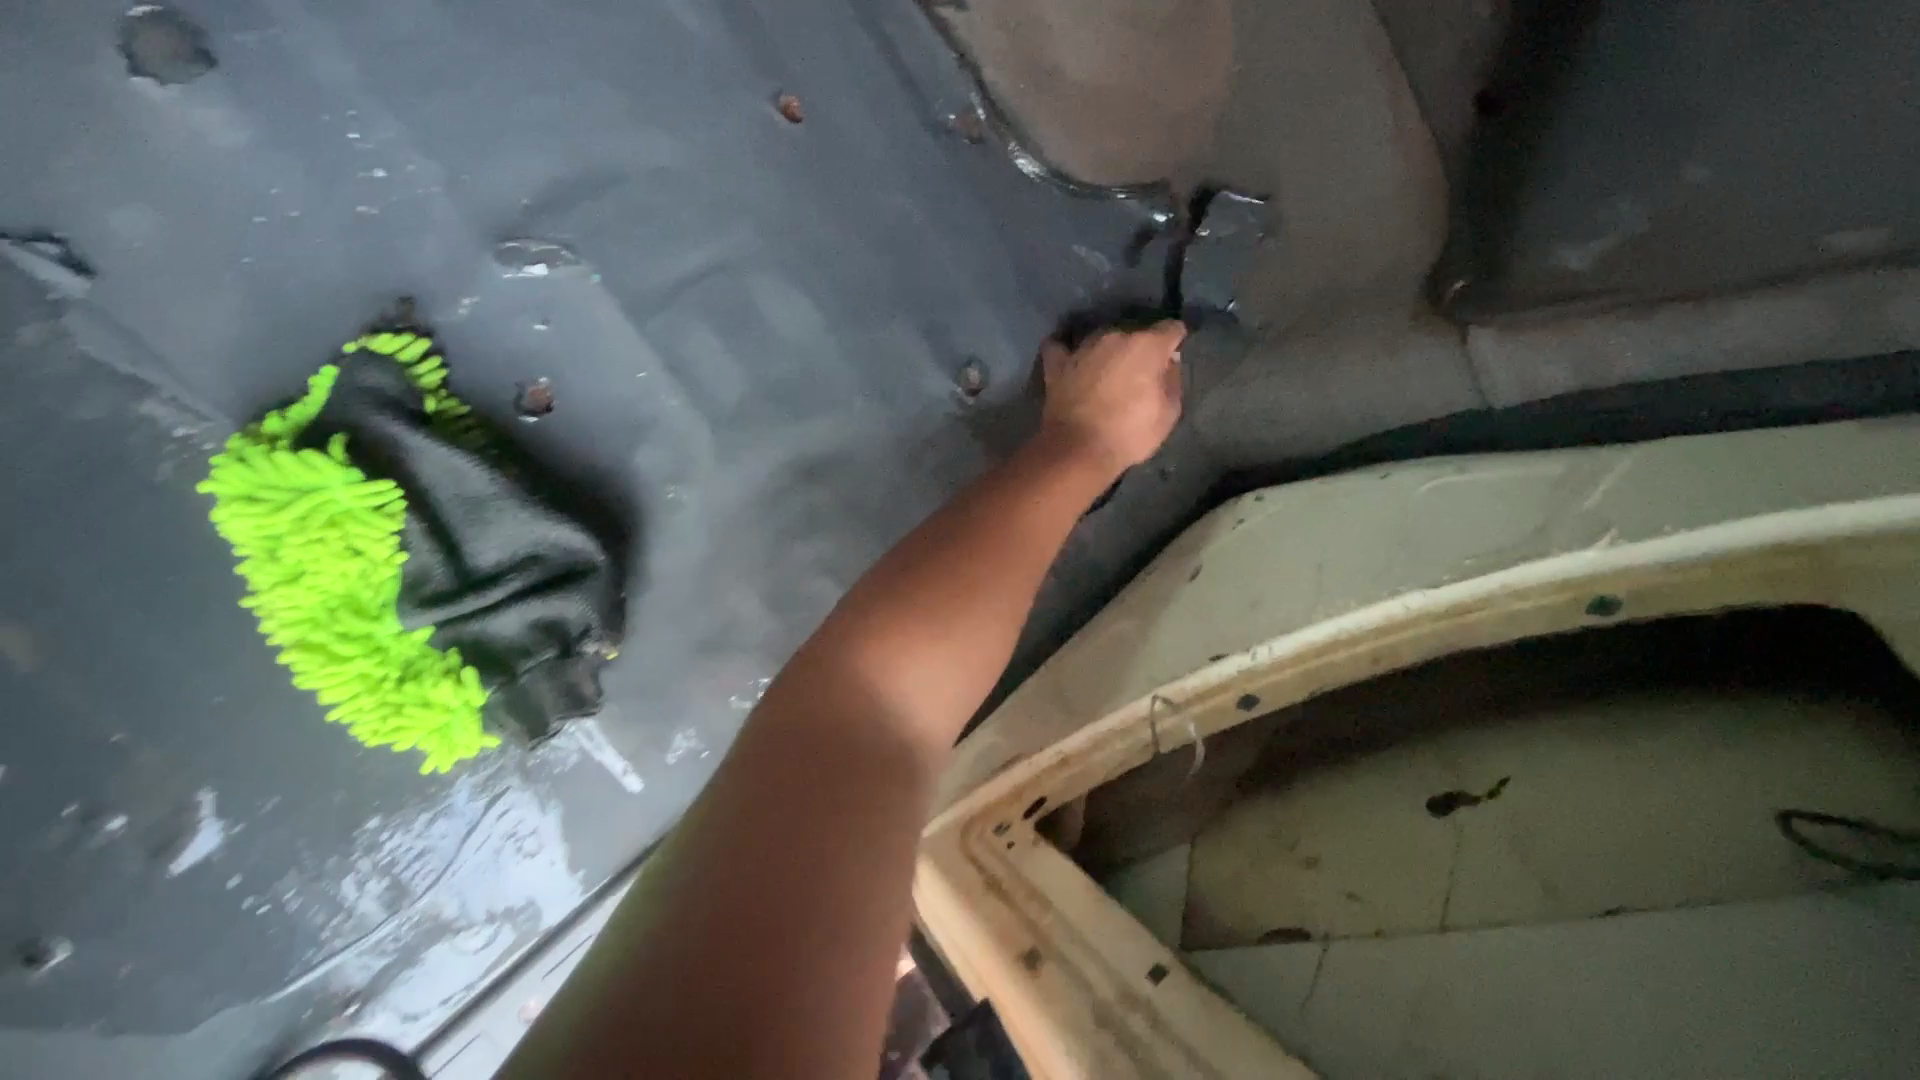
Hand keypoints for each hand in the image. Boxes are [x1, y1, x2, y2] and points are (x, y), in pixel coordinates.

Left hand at [1038, 320, 1185, 473]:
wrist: (1079, 450)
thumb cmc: (1130, 433)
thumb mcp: (1168, 413)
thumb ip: (1172, 381)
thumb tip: (1167, 364)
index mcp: (1147, 345)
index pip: (1171, 329)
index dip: (1175, 341)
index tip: (1172, 357)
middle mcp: (1114, 336)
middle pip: (1133, 335)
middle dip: (1138, 351)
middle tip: (1138, 377)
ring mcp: (1082, 348)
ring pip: (1101, 340)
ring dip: (1107, 353)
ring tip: (1106, 375)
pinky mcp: (1057, 364)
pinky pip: (1060, 347)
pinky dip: (1067, 353)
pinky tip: (1071, 361)